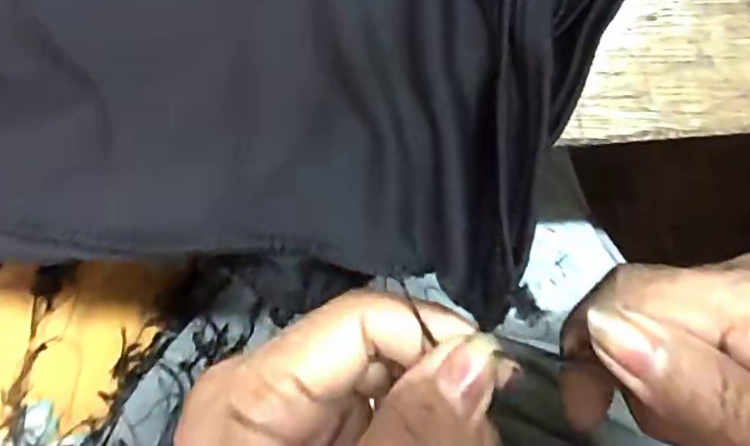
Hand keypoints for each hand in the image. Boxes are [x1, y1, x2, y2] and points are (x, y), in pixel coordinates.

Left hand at [176, 290, 511, 444]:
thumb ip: (411, 431)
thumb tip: (480, 356)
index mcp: (256, 386)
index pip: (363, 317)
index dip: (432, 334)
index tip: (493, 375)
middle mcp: (270, 387)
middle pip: (376, 350)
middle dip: (438, 384)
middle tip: (483, 432)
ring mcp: (287, 417)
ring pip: (382, 385)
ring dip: (431, 416)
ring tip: (467, 441)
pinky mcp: (308, 442)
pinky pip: (372, 419)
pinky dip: (410, 436)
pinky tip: (439, 444)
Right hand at [559, 255, 749, 445]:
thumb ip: (715, 399)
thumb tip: (606, 325)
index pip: (644, 288)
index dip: (597, 342)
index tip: (589, 421)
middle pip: (657, 303)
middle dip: (649, 378)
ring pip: (678, 329)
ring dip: (675, 395)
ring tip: (722, 445)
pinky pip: (714, 349)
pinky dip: (705, 397)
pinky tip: (738, 431)